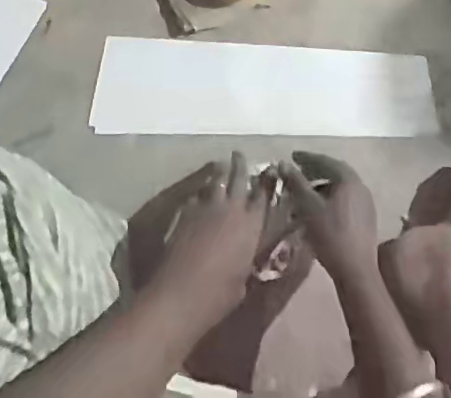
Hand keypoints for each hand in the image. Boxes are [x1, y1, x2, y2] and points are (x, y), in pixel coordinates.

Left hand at [150, 152, 269, 323]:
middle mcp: (232, 208)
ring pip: (216, 179)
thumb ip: (247, 256)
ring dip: (219, 172)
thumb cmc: (219, 296)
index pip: (263, 195)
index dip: (267, 182)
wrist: (181, 294)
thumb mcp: (243, 278)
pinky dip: (200, 192)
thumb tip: (246, 250)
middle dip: (240, 164)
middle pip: (239, 177)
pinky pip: (197, 194)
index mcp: (252, 224)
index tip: (270, 171)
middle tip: (239, 154)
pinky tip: (199, 195)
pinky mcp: (186, 211)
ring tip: (220, 165)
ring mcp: (208, 206)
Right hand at [281, 152, 379, 277]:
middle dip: (315, 171)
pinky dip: (330, 199)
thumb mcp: (309, 207)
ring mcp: (366, 203)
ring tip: (305, 195)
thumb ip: (296, 183)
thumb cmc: (331, 235)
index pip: (326, 160)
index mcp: (349, 179)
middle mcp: (361, 186)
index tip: (292, 156)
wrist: (357, 271)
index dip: (307, 157)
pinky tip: (319, 211)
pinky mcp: (366, 218)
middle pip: (335, 172)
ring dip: (322, 187)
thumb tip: (283, 164)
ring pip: (340, 188)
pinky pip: (345, 200)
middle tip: (298, 173)